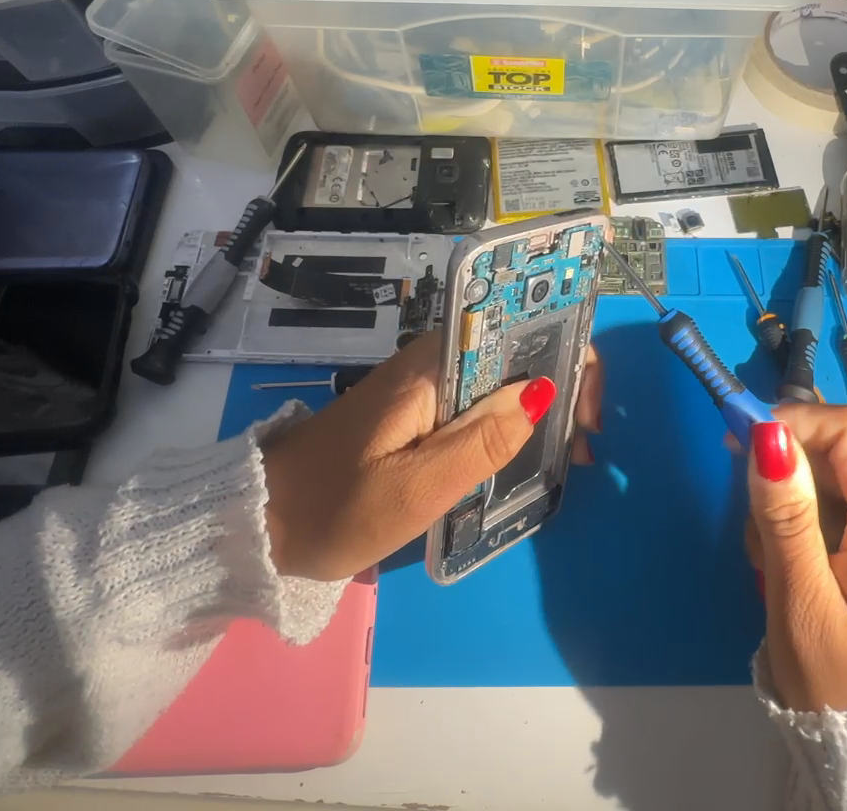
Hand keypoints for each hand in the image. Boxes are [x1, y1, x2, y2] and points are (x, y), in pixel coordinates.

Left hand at [260, 331, 602, 580]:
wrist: (262, 520)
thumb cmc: (335, 507)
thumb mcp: (415, 487)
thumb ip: (481, 441)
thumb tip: (542, 391)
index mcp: (434, 366)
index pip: (521, 326)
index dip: (568, 357)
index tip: (583, 417)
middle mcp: (434, 361)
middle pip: (520, 350)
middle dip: (564, 389)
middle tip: (581, 451)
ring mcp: (425, 385)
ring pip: (504, 378)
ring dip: (544, 410)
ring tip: (567, 460)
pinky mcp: (419, 409)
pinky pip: (481, 402)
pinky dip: (513, 424)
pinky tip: (527, 456)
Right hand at [745, 404, 846, 711]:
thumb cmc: (834, 683)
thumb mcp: (800, 601)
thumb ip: (786, 515)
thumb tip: (767, 435)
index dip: (800, 419)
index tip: (743, 440)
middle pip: (839, 450)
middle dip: (786, 467)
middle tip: (751, 517)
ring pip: (826, 477)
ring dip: (784, 501)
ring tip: (768, 560)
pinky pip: (828, 507)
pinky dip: (794, 523)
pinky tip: (781, 566)